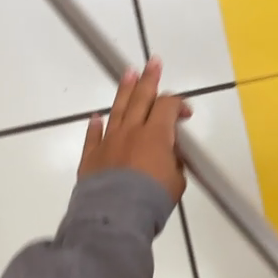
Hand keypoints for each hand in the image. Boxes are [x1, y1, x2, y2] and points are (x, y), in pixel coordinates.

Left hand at [79, 59, 190, 201]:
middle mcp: (131, 131)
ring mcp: (109, 141)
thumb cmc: (152, 199)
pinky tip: (97, 117)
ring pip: (118, 109)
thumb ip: (174, 164)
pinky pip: (94, 135)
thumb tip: (169, 158)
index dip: (179, 105)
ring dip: (125, 90)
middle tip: (153, 62)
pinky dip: (96, 125)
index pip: (167, 107)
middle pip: (141, 97)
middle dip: (149, 78)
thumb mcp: (176, 182)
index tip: (186, 113)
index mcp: (156, 135)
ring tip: (129, 73)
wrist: (115, 215)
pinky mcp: (91, 156)